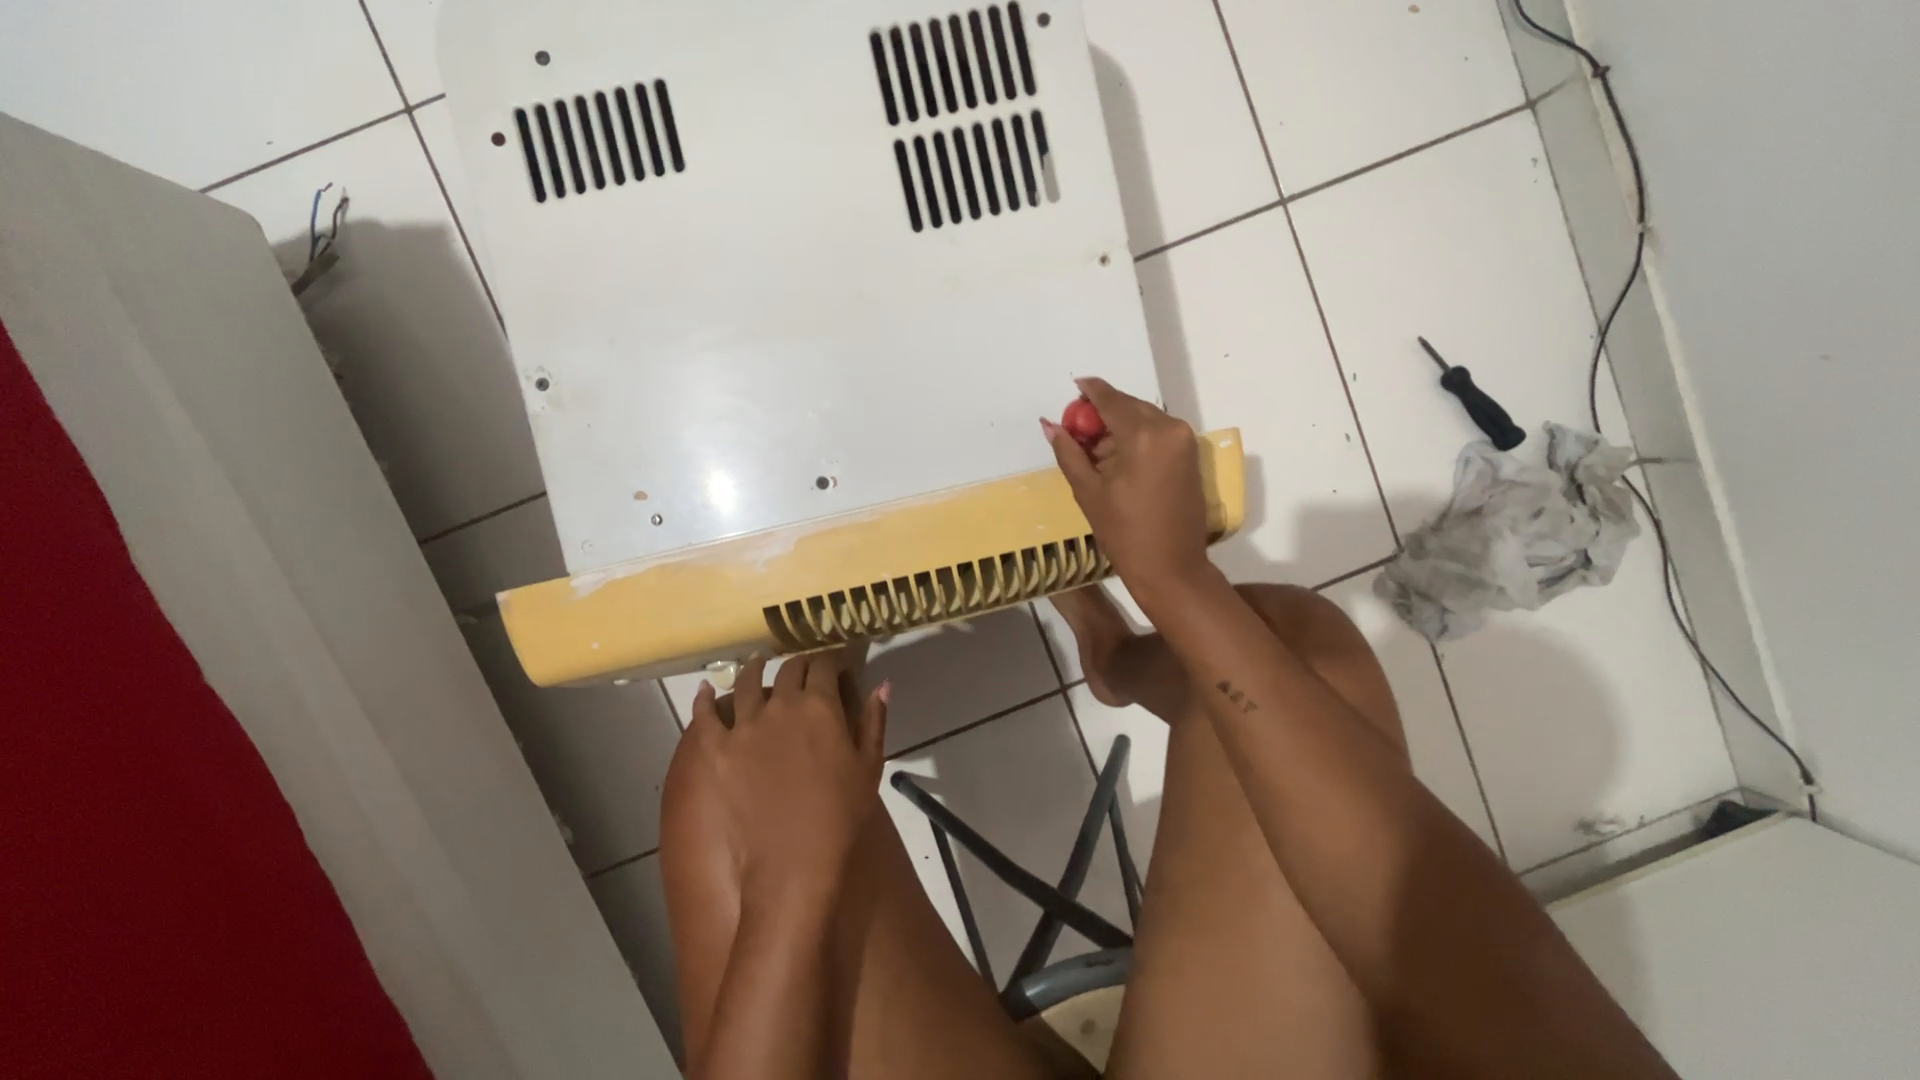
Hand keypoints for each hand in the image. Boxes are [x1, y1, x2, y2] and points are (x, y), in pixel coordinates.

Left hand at [688, 652, 888, 905]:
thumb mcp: (869, 767)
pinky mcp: (715, 750)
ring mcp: (743, 726)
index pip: (824, 666)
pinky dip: (704, 699)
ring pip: (745, 683)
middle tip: (804, 669)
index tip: (836, 666)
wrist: (793, 864)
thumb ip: (874, 720)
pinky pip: (704, 716)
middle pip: (787, 671)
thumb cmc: (840, 818)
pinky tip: (705, 689)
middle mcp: (780, 706)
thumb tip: (882, 684)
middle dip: (799, 665)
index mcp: (820, 707)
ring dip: (753, 670)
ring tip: (756, 664)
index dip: (831, 661)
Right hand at [1042, 377, 1212, 593]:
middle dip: (1103, 413)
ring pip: (1144, 418)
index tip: (1074, 387)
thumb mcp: (1089, 492)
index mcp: (1143, 436)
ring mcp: (1185, 441)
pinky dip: (1136, 438)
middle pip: (1129, 406)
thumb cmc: (1124, 533)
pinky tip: (1117, 460)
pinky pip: (1158, 433)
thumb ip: (1069, 452)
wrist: (1172, 567)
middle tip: (1078, 430)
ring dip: (1120, 427)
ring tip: (1096, 453)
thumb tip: (1050, 425)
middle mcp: (1169, 429)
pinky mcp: (1190, 455)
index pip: (1111, 400)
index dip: (1090, 392)